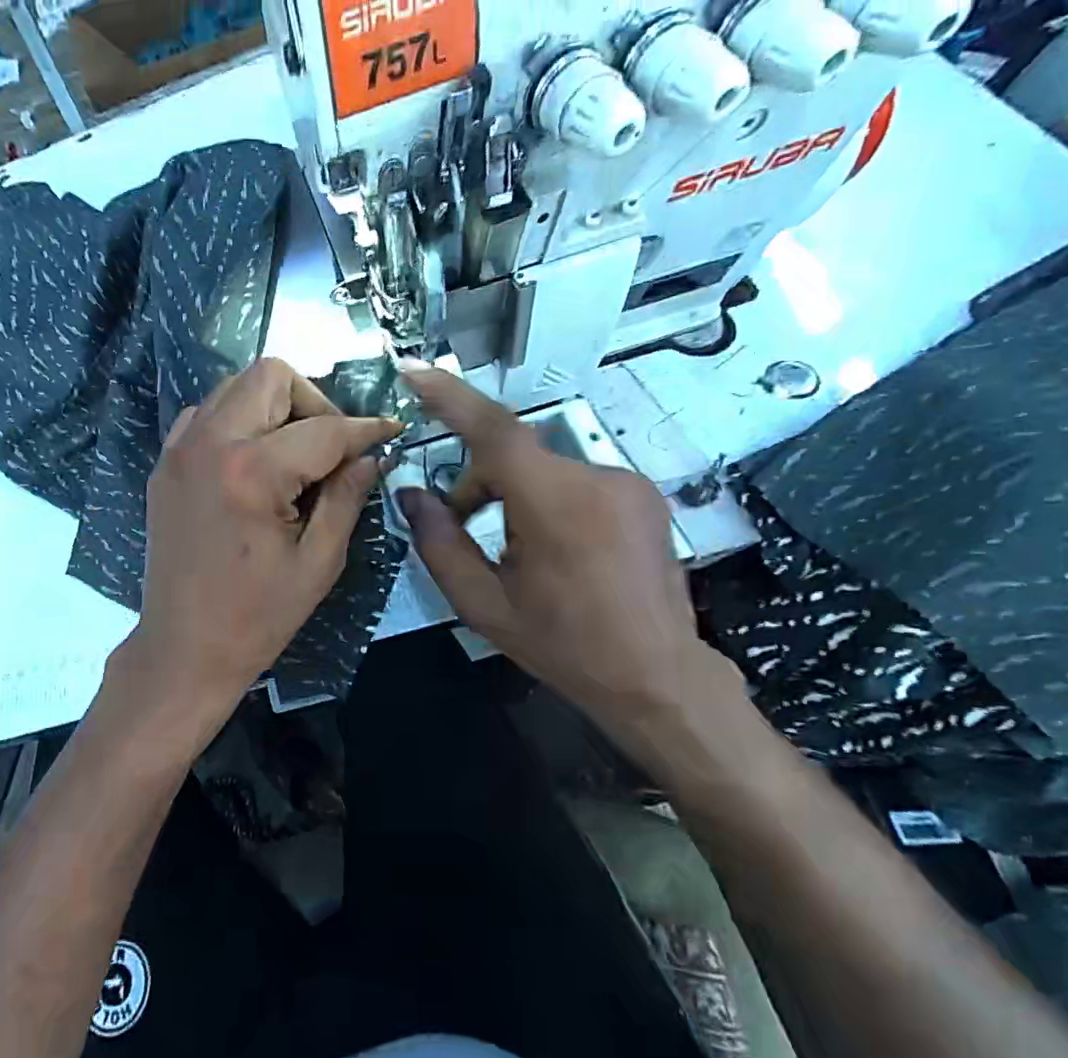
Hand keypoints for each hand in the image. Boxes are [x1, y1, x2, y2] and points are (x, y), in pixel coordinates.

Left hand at [128, 357, 401, 706]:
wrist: (184, 648)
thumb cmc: (259, 616)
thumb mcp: (319, 562)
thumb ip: (347, 498)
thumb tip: (370, 457)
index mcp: (252, 472)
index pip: (325, 429)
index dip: (366, 429)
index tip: (391, 430)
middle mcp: (211, 444)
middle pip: (272, 376)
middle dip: (315, 402)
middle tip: (335, 447)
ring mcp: (181, 450)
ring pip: (236, 387)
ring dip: (276, 408)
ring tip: (297, 454)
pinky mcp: (166, 464)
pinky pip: (209, 414)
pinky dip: (240, 422)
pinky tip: (257, 463)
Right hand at [395, 370, 732, 735]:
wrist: (656, 674)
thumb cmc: (565, 646)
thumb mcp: (486, 606)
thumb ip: (441, 545)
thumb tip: (412, 496)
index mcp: (555, 503)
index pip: (494, 429)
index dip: (449, 397)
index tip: (414, 373)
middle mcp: (598, 477)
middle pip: (517, 454)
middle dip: (481, 484)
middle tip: (464, 528)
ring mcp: (629, 482)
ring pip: (547, 469)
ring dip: (519, 496)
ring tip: (522, 552)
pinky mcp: (645, 494)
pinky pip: (580, 481)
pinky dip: (553, 501)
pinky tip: (562, 551)